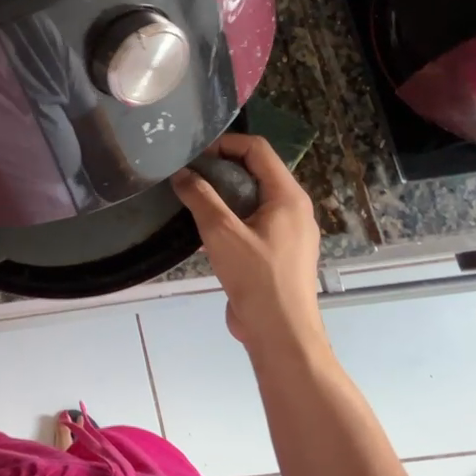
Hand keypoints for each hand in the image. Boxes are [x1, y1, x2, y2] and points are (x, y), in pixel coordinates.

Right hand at [171, 134, 325, 355]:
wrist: (280, 332)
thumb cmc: (256, 276)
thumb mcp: (220, 232)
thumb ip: (200, 197)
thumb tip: (181, 173)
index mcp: (288, 197)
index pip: (258, 150)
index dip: (225, 144)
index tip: (194, 155)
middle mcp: (294, 209)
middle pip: (257, 172)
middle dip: (221, 168)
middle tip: (188, 176)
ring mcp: (288, 233)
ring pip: (253, 198)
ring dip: (223, 194)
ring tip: (192, 200)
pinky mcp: (278, 253)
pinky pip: (253, 222)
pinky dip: (230, 217)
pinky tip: (205, 231)